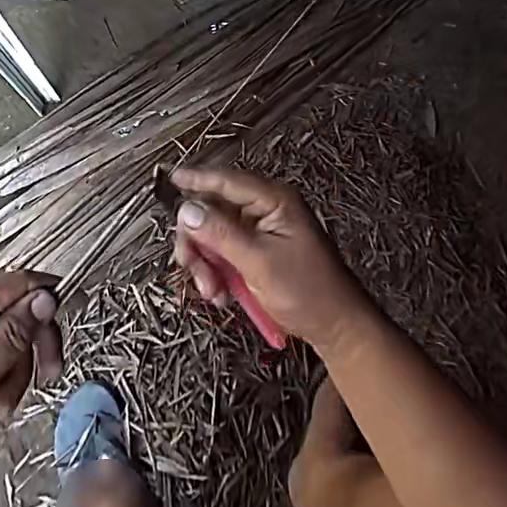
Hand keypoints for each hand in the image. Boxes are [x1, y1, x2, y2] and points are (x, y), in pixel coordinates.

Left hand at [0, 272, 62, 496]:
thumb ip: (13, 334)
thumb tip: (48, 296)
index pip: (25, 283)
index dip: (50, 308)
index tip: (57, 350)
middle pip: (24, 309)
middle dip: (35, 346)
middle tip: (45, 379)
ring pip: (16, 334)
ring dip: (18, 370)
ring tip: (0, 406)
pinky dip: (4, 376)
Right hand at [169, 167, 372, 349]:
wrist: (335, 327)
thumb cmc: (308, 291)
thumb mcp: (259, 262)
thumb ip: (220, 234)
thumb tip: (187, 209)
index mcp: (274, 201)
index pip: (227, 181)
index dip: (197, 179)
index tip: (170, 179)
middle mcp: (266, 210)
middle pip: (214, 210)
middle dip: (198, 241)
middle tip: (190, 266)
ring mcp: (261, 232)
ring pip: (214, 235)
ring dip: (205, 263)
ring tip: (212, 291)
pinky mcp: (257, 253)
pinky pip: (224, 254)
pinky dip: (216, 273)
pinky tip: (221, 295)